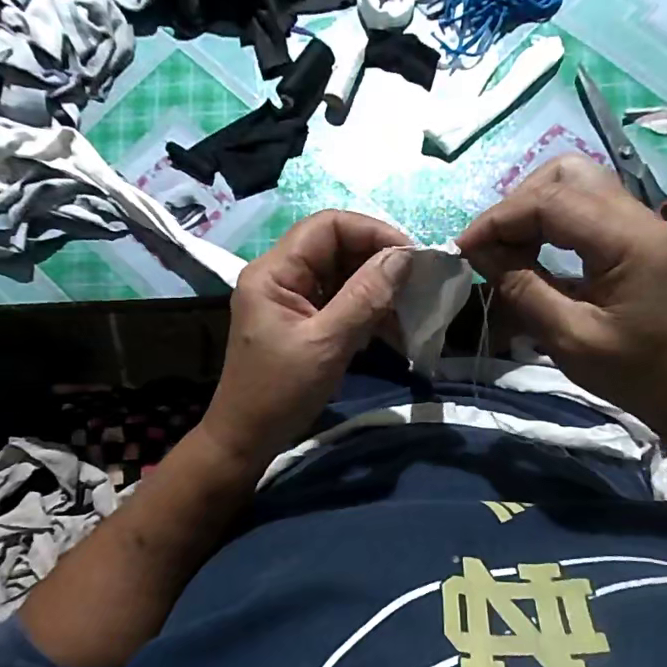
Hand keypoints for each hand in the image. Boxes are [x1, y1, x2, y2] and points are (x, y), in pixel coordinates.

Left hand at [204, 210, 411, 462]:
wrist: (247, 440)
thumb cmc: (279, 392)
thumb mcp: (327, 343)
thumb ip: (365, 298)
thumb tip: (404, 257)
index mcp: (274, 272)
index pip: (328, 226)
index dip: (372, 232)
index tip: (411, 256)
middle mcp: (282, 276)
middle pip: (338, 248)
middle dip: (380, 262)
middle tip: (418, 284)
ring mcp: (294, 300)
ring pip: (345, 275)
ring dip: (380, 289)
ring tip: (411, 310)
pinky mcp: (305, 322)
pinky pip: (343, 302)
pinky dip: (370, 311)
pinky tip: (394, 329)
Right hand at [455, 154, 666, 430]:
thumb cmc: (634, 373)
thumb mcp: (570, 339)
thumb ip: (522, 289)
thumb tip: (479, 251)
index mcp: (628, 241)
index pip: (551, 201)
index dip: (500, 219)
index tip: (465, 248)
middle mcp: (639, 217)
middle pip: (566, 174)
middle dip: (518, 204)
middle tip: (491, 245)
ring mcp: (642, 223)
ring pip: (577, 182)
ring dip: (534, 206)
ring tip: (508, 247)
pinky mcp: (638, 235)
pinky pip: (587, 205)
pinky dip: (553, 218)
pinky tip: (535, 249)